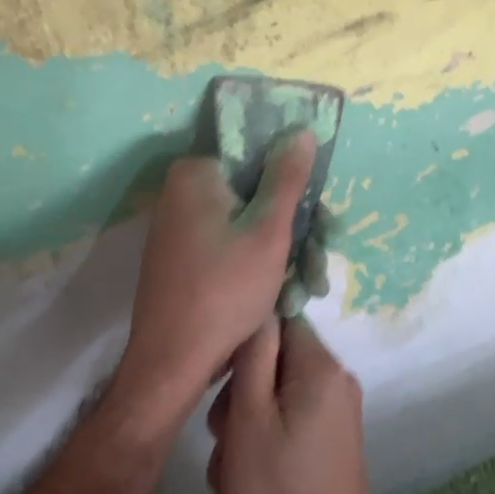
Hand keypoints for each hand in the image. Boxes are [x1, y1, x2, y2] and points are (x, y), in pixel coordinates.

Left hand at [115, 131, 318, 412]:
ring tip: (312, 288)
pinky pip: (233, 248)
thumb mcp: (268, 231)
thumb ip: (288, 177)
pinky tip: (289, 295)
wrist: (172, 363)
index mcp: (197, 174)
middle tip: (321, 263)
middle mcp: (184, 193)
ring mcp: (183, 228)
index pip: (258, 158)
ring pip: (250, 226)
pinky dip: (262, 266)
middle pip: (257, 195)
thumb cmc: (224, 290)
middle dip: (298, 229)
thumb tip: (302, 130)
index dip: (296, 186)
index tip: (322, 218)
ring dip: (286, 253)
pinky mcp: (187, 259)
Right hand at [207, 319, 369, 493]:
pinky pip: (290, 427)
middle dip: (240, 398)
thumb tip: (260, 307)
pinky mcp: (334, 446)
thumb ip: (253, 355)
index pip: (280, 323)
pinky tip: (249, 483)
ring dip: (246, 430)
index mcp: (323, 367)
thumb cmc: (277, 491)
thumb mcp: (250, 417)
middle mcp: (338, 382)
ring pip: (276, 401)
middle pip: (275, 366)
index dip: (246, 346)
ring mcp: (339, 416)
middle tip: (224, 438)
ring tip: (233, 471)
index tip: (224, 379)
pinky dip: (265, 448)